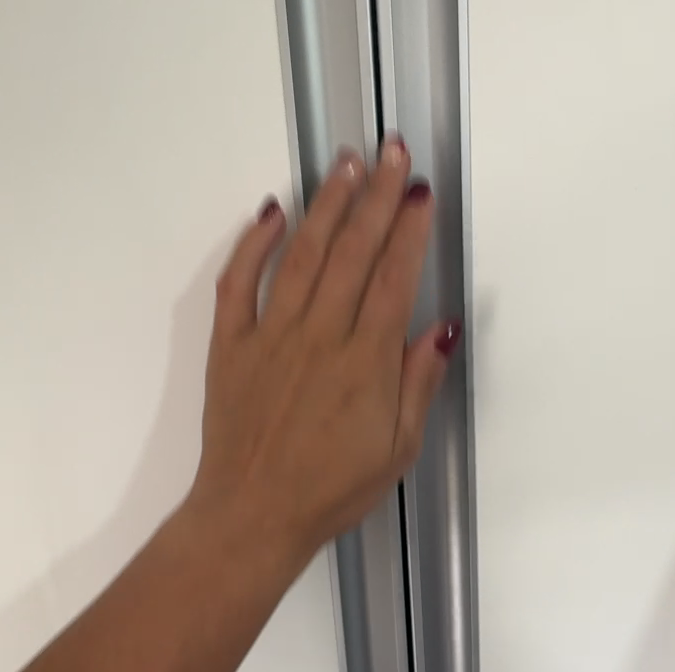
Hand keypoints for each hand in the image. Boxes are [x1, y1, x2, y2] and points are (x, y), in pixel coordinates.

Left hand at [183, 139, 458, 570]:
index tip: (422, 194)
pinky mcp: (233, 345)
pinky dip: (254, 244)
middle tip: (393, 154)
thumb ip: (418, 384)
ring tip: (346, 165)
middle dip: (377, 198)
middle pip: (354, 253)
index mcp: (366, 364)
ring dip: (327, 205)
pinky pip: (242, 283)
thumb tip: (441, 330)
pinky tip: (271, 212)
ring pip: (304, 255)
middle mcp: (320, 337)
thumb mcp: (397, 448)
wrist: (254, 514)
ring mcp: (272, 336)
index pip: (395, 280)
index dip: (411, 231)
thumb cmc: (332, 489)